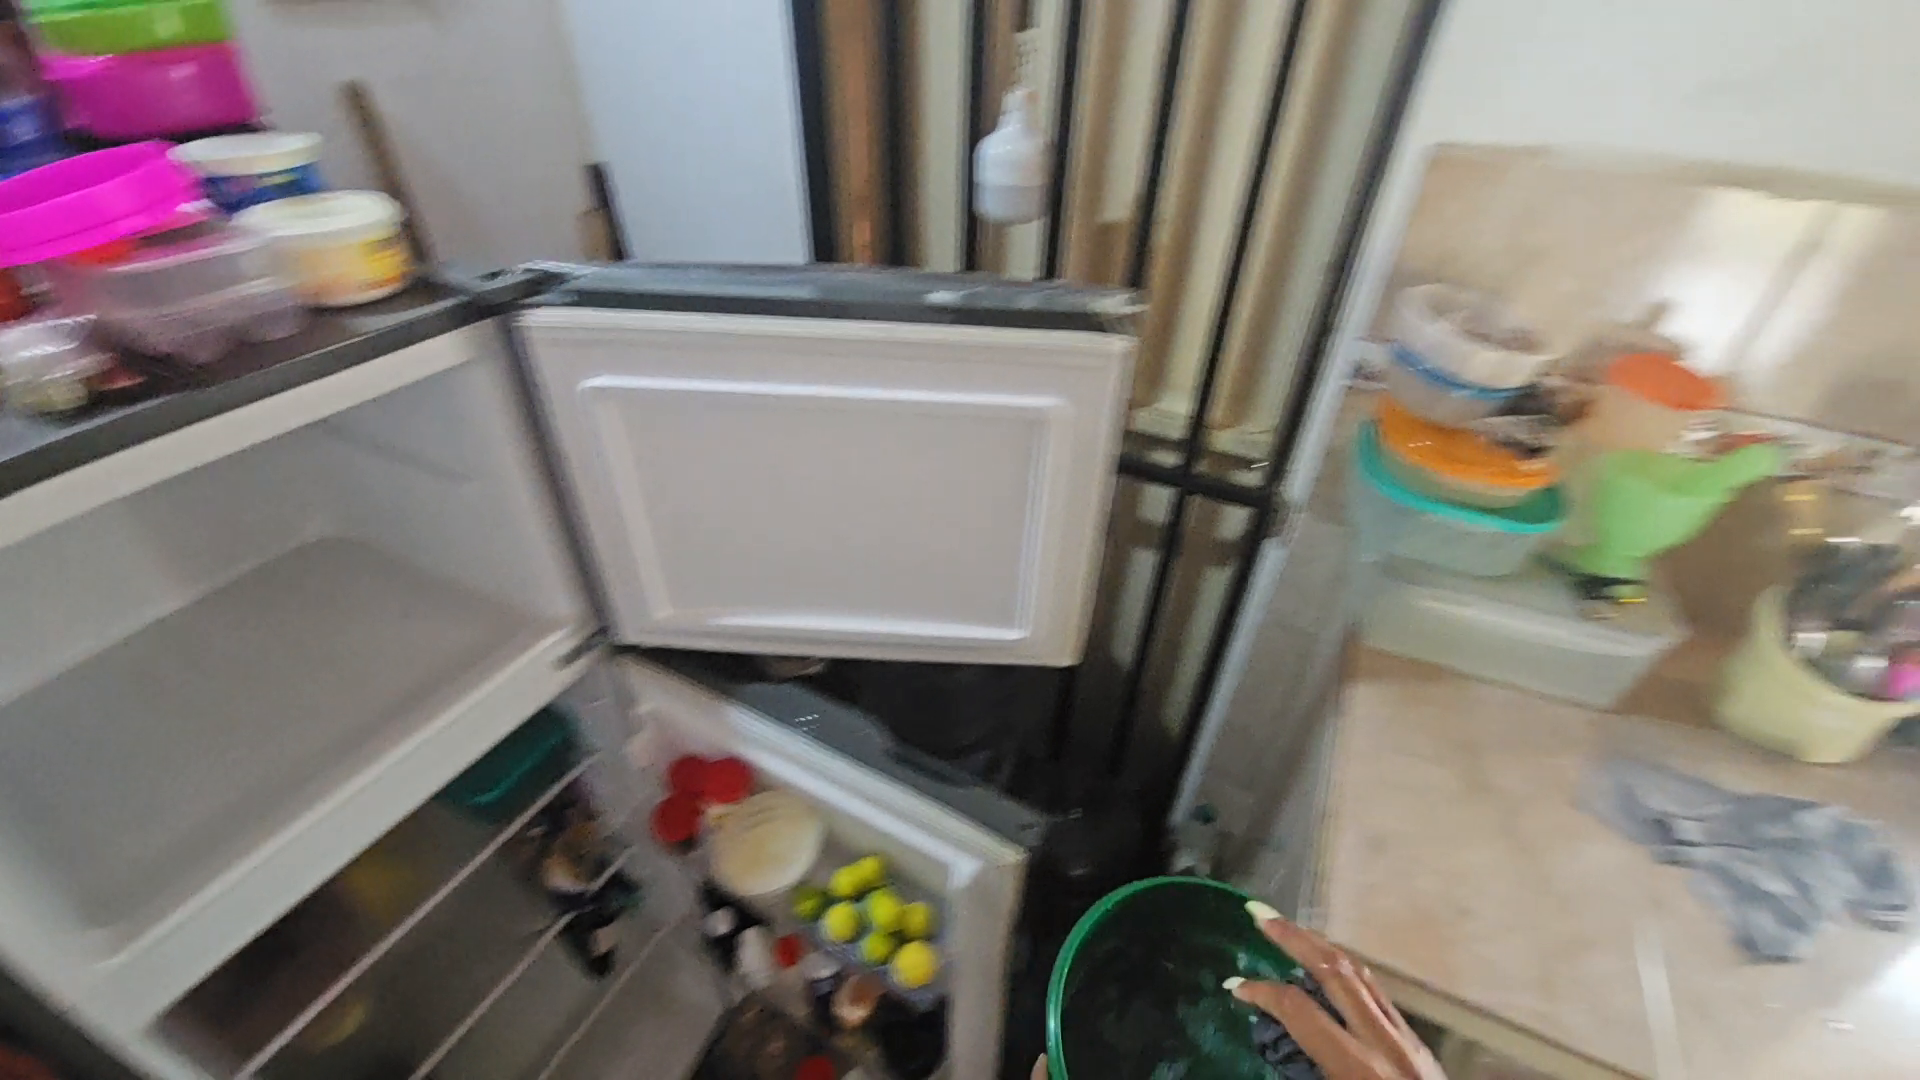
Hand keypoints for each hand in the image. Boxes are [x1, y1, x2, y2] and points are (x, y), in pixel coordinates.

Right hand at [1228, 906, 1446, 1079]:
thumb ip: (1304, 1071)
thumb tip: (1275, 1037)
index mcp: (1359, 1068)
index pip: (1300, 1010)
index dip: (1262, 992)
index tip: (1235, 987)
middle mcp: (1384, 1043)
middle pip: (1334, 970)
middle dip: (1293, 937)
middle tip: (1259, 915)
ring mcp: (1407, 1038)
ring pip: (1359, 972)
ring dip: (1319, 945)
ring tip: (1288, 928)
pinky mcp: (1419, 1042)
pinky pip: (1376, 989)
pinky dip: (1346, 968)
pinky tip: (1329, 963)